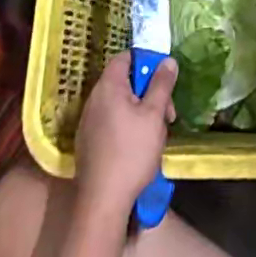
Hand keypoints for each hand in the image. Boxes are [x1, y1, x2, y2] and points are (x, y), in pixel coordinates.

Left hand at [73, 50, 175, 217]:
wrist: (103, 198)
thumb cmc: (132, 151)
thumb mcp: (154, 115)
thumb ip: (161, 85)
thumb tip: (167, 60)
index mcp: (108, 86)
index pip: (125, 58)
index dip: (146, 62)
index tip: (163, 80)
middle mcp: (94, 98)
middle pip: (124, 82)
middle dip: (149, 94)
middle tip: (167, 115)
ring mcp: (88, 120)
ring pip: (120, 104)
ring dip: (141, 113)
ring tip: (156, 135)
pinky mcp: (88, 140)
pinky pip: (111, 121)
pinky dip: (127, 126)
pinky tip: (139, 148)